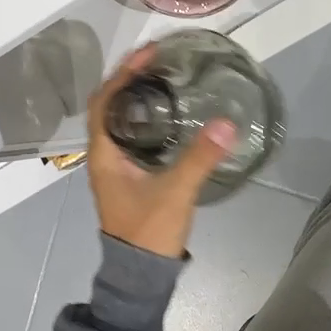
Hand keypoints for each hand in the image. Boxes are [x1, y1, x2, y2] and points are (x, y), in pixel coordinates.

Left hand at [86, 44, 237, 258]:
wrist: (140, 275)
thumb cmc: (149, 231)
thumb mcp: (176, 192)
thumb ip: (200, 158)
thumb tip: (226, 122)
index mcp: (105, 154)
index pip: (104, 101)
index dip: (122, 74)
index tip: (148, 54)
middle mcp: (104, 156)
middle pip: (110, 106)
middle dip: (131, 80)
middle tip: (159, 60)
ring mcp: (115, 168)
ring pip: (120, 122)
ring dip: (137, 99)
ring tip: (165, 79)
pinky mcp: (129, 178)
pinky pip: (133, 137)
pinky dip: (146, 120)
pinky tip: (170, 117)